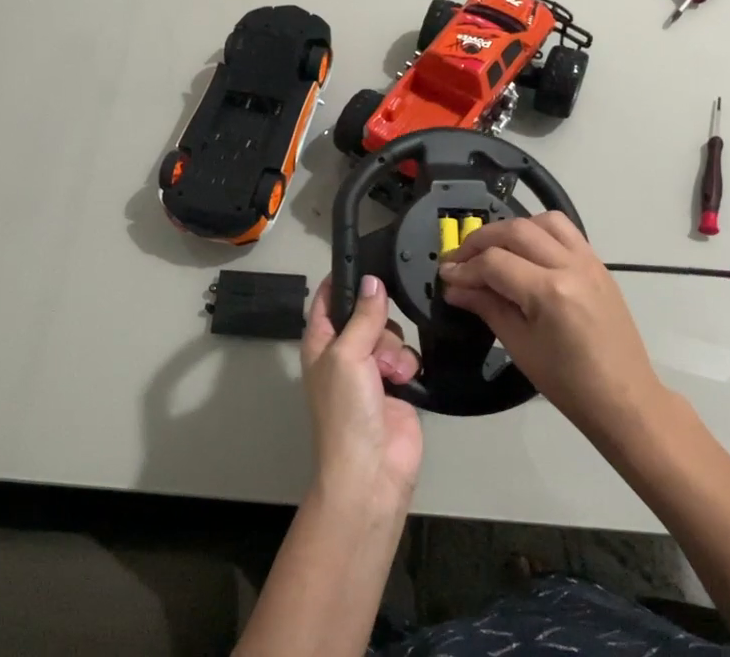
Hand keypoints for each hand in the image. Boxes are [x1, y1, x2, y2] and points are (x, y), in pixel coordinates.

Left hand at [302, 275, 422, 512]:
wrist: (372, 470)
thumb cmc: (346, 411)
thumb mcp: (347, 355)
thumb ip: (363, 316)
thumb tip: (372, 281)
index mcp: (320, 343)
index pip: (327, 299)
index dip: (342, 280)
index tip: (364, 259)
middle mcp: (344, 353)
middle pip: (367, 314)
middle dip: (379, 321)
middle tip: (378, 343)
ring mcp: (371, 371)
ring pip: (391, 335)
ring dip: (395, 349)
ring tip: (391, 373)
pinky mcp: (397, 386)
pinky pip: (408, 357)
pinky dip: (409, 365)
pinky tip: (405, 381)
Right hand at [437, 213, 670, 439]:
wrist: (623, 398)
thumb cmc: (567, 382)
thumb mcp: (519, 346)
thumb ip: (486, 307)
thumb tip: (454, 287)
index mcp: (550, 292)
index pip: (494, 262)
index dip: (464, 267)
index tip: (445, 277)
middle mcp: (571, 266)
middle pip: (515, 231)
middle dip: (480, 240)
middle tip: (460, 259)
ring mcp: (589, 262)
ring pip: (543, 221)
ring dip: (511, 229)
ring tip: (493, 250)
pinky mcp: (599, 265)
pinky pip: (566, 232)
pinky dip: (539, 231)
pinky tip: (525, 252)